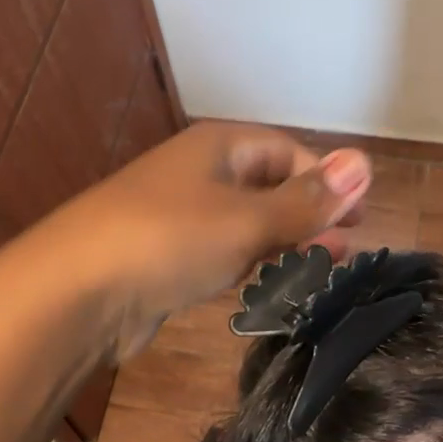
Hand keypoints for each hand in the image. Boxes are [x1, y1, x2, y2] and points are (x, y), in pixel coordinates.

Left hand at [10, 121, 370, 355]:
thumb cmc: (169, 241)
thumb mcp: (248, 220)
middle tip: (346, 250)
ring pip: (248, 226)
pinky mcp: (168, 262)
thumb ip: (306, 202)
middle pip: (270, 187)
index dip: (328, 181)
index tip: (361, 217)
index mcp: (219, 148)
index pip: (289, 152)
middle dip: (310, 216)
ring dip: (285, 245)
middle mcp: (201, 176)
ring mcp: (181, 220)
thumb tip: (364, 164)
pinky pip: (224, 256)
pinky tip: (267, 287)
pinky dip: (252, 267)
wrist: (78, 293)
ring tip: (320, 271)